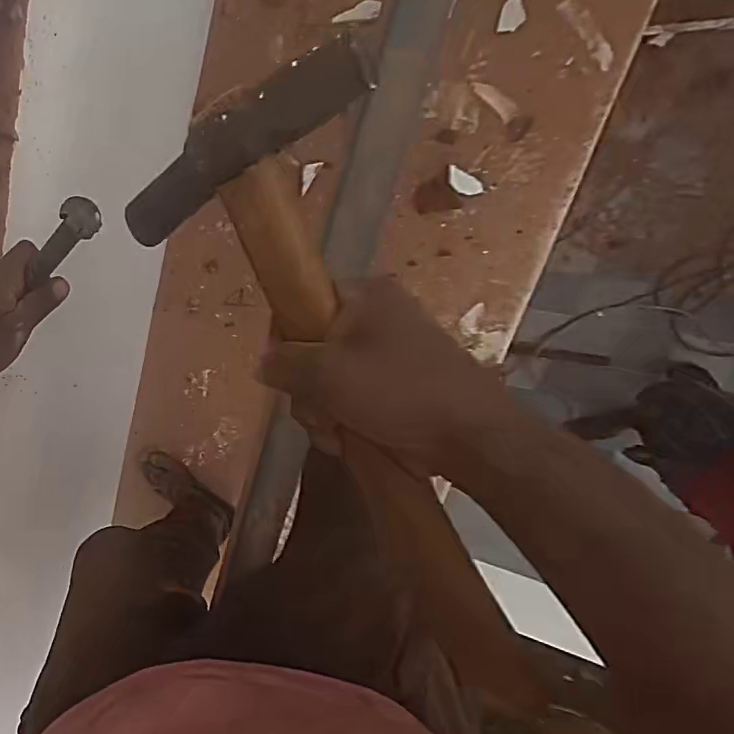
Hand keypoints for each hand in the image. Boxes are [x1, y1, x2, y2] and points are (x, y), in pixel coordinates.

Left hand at [0, 240, 67, 402]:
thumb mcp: (19, 327)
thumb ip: (41, 302)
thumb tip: (60, 285)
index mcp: (2, 275)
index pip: (30, 250)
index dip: (44, 267)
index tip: (49, 288)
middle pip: (20, 265)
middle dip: (32, 286)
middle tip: (31, 312)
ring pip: (8, 281)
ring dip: (17, 298)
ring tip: (16, 325)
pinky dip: (4, 306)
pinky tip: (2, 328)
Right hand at [260, 278, 514, 469]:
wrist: (471, 437)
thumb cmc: (398, 392)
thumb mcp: (328, 373)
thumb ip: (284, 362)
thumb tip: (261, 362)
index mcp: (364, 296)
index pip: (301, 303)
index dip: (284, 339)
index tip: (285, 371)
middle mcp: (374, 318)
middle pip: (309, 349)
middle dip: (306, 389)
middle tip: (319, 410)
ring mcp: (384, 355)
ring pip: (324, 380)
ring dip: (321, 411)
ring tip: (337, 431)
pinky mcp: (392, 387)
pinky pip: (346, 398)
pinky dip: (341, 420)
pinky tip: (348, 438)